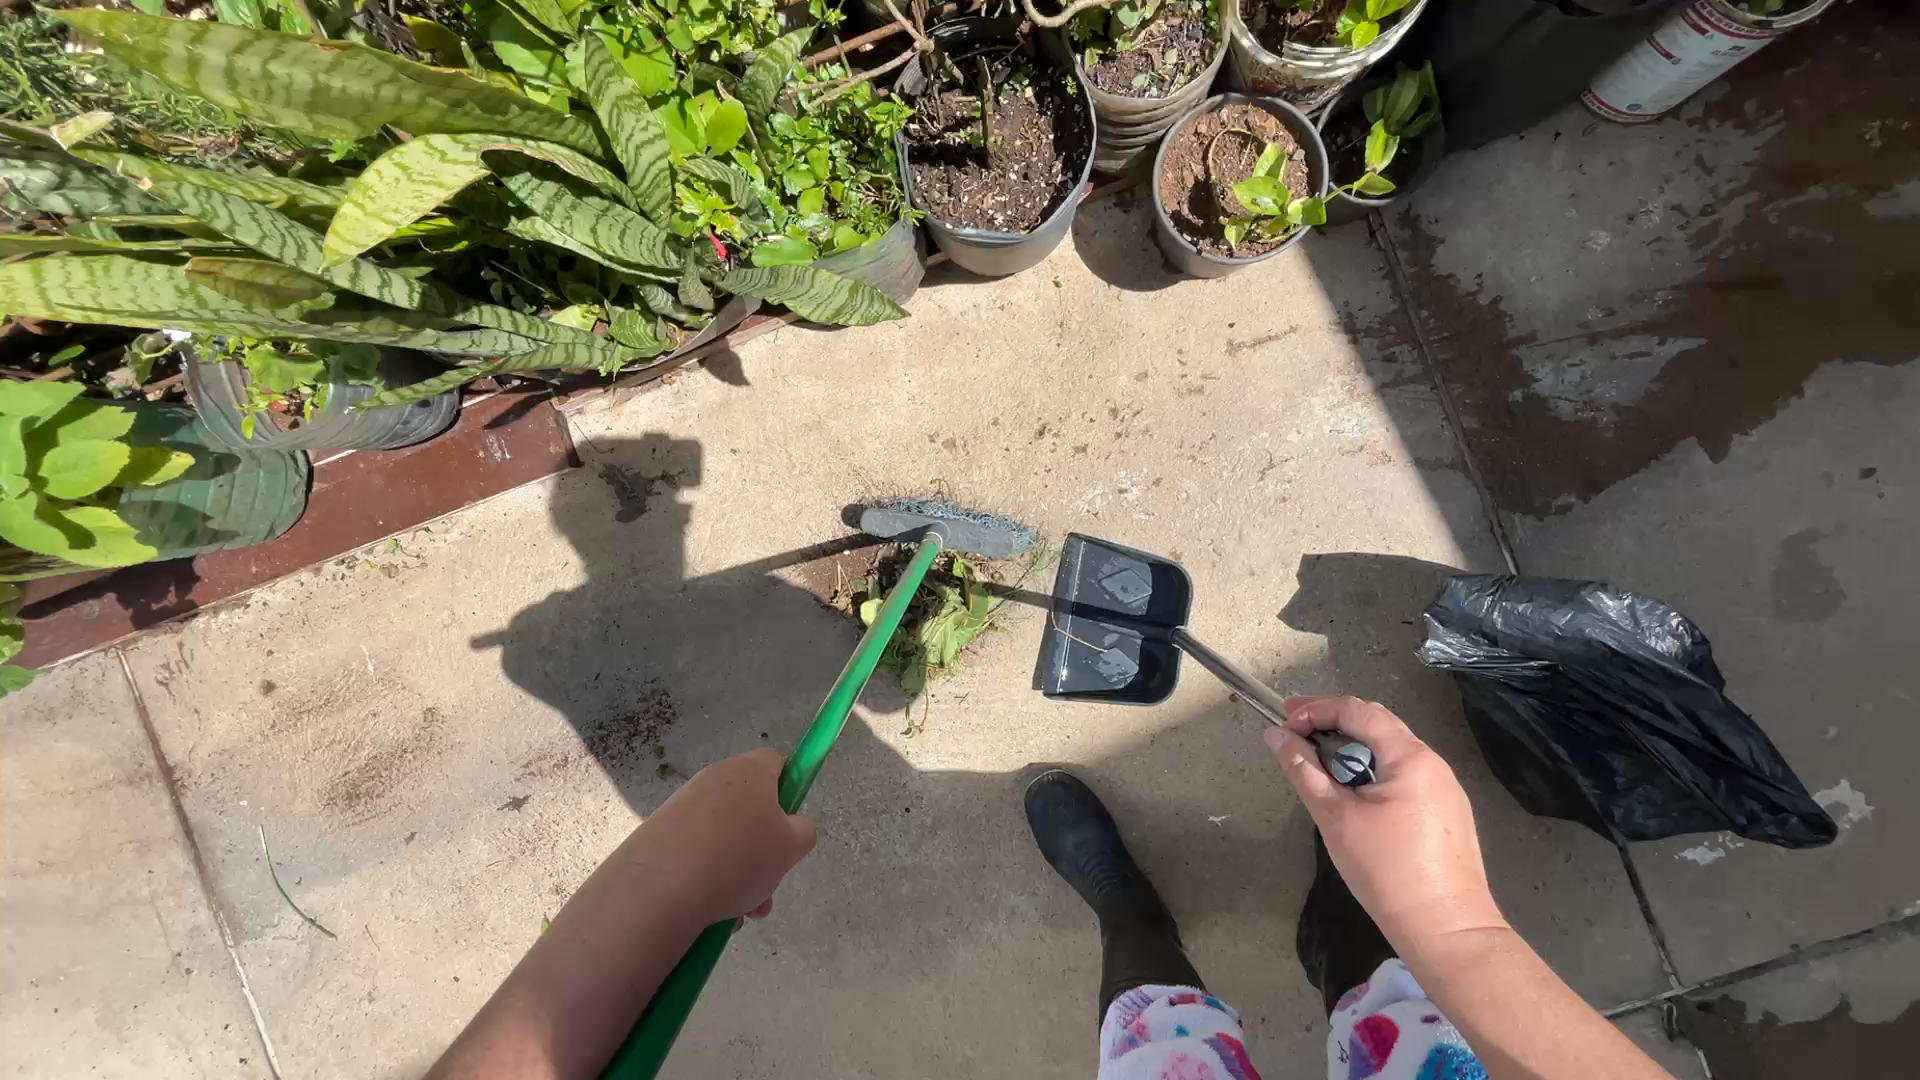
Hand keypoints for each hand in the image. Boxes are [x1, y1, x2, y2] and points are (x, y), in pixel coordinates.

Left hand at [635, 748, 816, 925]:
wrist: (659, 888)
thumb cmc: (739, 857)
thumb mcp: (792, 847)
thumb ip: (803, 832)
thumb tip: (791, 829)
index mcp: (749, 771)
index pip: (775, 763)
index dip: (786, 791)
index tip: (787, 826)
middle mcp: (714, 780)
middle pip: (748, 808)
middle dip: (761, 849)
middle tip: (767, 884)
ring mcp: (681, 807)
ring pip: (723, 838)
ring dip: (737, 872)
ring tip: (739, 912)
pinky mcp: (657, 835)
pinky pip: (694, 854)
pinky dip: (705, 879)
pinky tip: (709, 913)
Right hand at [1264, 696, 1506, 950]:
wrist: (1448, 931)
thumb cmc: (1386, 870)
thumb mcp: (1334, 816)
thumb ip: (1303, 769)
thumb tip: (1275, 735)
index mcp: (1409, 758)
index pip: (1356, 710)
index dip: (1315, 710)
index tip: (1284, 725)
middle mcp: (1432, 762)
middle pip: (1375, 721)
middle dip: (1331, 720)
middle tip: (1294, 730)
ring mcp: (1443, 786)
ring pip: (1389, 747)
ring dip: (1349, 744)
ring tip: (1316, 759)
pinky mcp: (1444, 809)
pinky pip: (1401, 770)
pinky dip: (1370, 765)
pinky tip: (1350, 788)